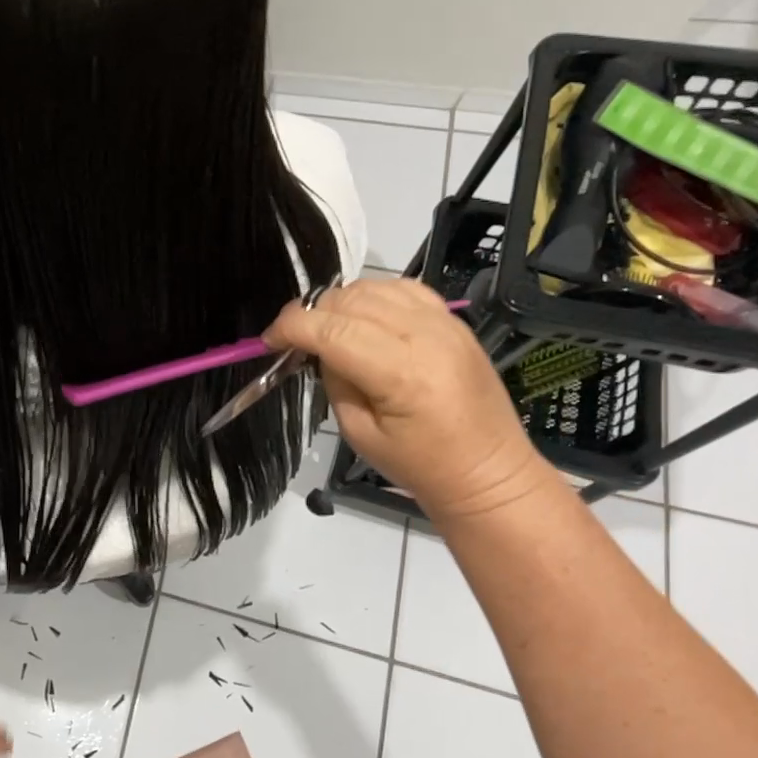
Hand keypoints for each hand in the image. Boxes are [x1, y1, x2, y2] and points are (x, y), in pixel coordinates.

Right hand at [264, 278, 556, 518]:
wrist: (488, 470)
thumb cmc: (418, 463)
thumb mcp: (359, 432)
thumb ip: (336, 382)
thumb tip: (319, 350)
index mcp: (401, 375)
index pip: (332, 330)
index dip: (291, 327)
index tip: (269, 341)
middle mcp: (426, 338)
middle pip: (350, 301)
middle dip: (312, 315)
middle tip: (297, 342)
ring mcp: (445, 324)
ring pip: (374, 287)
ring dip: (341, 303)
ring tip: (329, 330)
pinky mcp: (455, 322)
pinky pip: (404, 289)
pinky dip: (374, 296)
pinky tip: (363, 318)